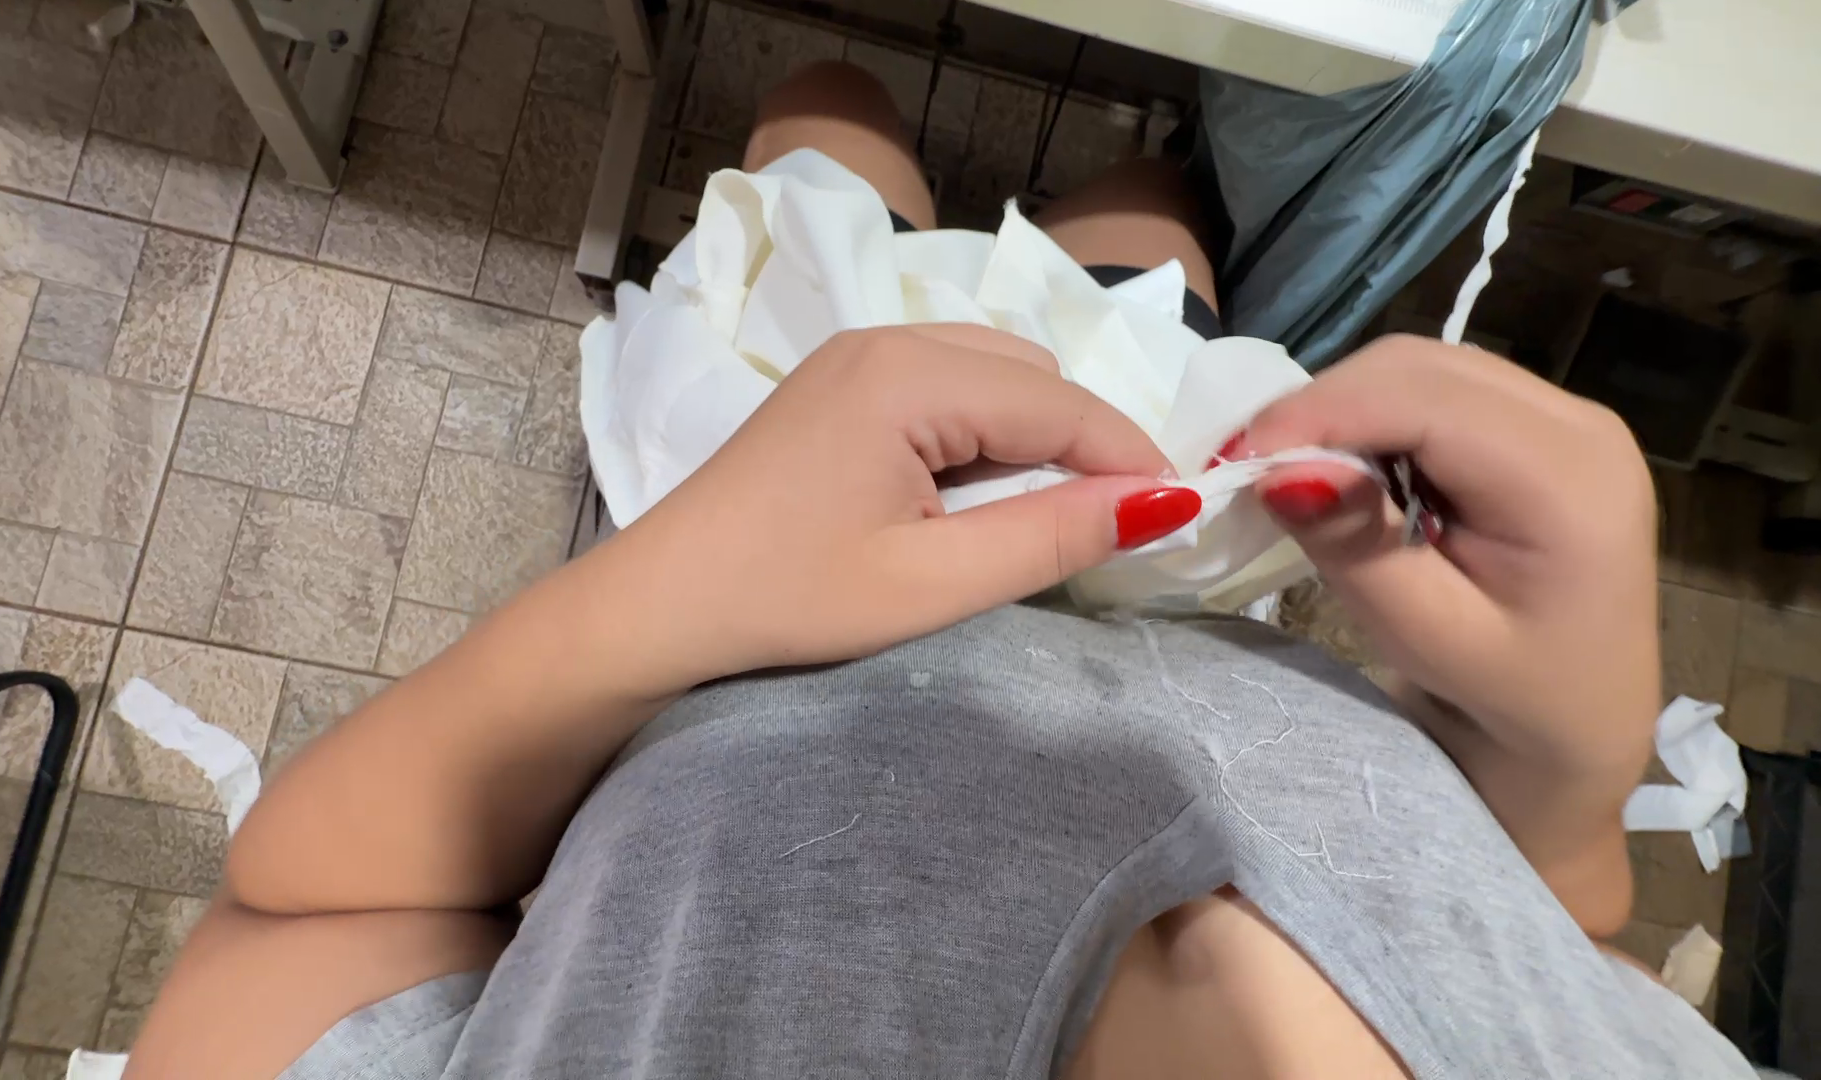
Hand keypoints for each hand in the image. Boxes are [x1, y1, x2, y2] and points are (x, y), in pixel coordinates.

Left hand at [582, 324, 1197, 691]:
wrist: (663, 604)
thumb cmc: (787, 600)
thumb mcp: (929, 583)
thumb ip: (1048, 536)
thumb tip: (1162, 500)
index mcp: (907, 376)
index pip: (1058, 401)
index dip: (1129, 454)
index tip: (1181, 510)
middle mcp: (883, 340)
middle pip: (1027, 372)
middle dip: (1078, 441)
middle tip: (1098, 522)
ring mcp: (853, 357)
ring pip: (988, 375)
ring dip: (1029, 435)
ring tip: (1030, 513)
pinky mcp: (837, 386)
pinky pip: (941, 388)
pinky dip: (979, 433)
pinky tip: (964, 490)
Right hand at [1245, 335, 1658, 779]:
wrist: (1572, 706)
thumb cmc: (1503, 683)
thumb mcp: (1422, 632)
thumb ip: (1356, 547)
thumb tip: (1280, 472)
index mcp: (1566, 479)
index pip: (1424, 401)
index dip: (1319, 413)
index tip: (1238, 460)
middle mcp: (1573, 423)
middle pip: (1415, 365)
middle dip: (1317, 405)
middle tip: (1252, 467)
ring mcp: (1553, 415)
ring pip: (1413, 366)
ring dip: (1334, 407)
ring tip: (1288, 469)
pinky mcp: (1523, 423)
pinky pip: (1421, 387)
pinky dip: (1358, 414)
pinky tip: (1339, 466)